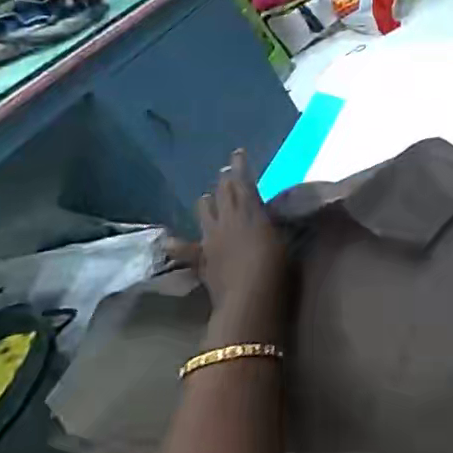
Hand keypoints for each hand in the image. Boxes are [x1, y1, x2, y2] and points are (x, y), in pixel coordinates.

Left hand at [164, 149, 288, 338]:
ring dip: (208, 202)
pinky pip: (186, 249)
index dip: (241, 166)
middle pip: (224, 193)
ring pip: (205, 211)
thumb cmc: (276, 267)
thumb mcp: (284, 238)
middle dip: (225, 180)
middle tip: (226, 171)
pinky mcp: (202, 259)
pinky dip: (177, 244)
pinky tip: (168, 240)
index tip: (238, 152)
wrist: (249, 299)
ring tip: (208, 197)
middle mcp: (228, 219)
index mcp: (251, 210)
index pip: (244, 181)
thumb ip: (277, 224)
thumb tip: (275, 215)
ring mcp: (211, 239)